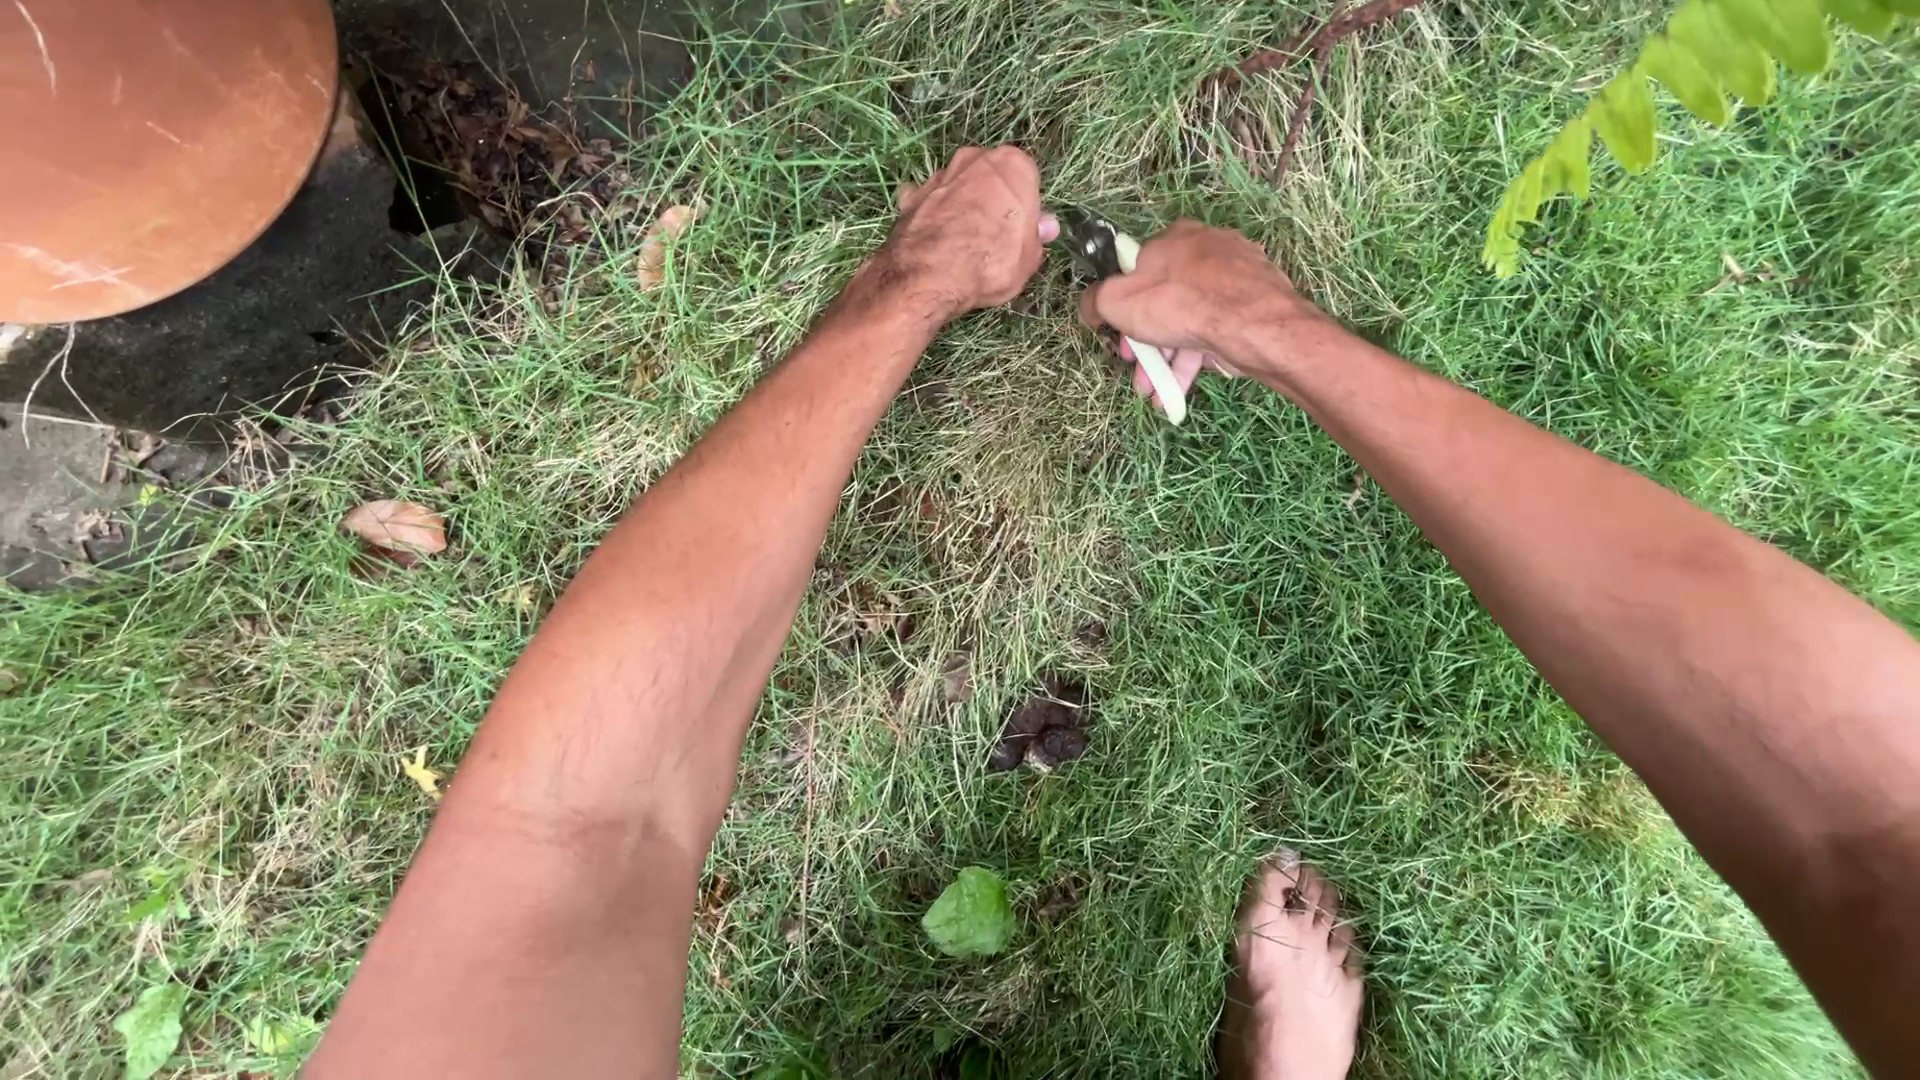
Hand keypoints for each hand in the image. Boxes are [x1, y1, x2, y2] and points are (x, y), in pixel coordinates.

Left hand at [876, 146, 1059, 321]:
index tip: (1020, 233)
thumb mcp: (1028, 258)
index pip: (1026, 180)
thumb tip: (1045, 226)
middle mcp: (975, 158)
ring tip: (961, 243)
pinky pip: (927, 202)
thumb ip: (1035, 237)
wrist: (932, 274)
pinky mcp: (911, 196)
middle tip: (993, 239)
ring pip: (958, 187)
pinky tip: (931, 238)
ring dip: (961, 206)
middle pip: (989, 179)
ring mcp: (940, 175)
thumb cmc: (992, 263)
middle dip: (991, 201)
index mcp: (1012, 165)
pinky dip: (930, 214)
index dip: (1024, 208)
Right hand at [1079, 220, 1324, 391]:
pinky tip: (1180, 391)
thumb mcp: (1117, 302)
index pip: (1138, 272)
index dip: (1123, 310)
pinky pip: (1213, 333)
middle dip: (1146, 346)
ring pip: (1188, 323)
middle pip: (1163, 303)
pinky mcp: (1253, 304)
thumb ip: (1094, 303)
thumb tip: (1089, 308)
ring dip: (1166, 363)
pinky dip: (1193, 362)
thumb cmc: (1180, 305)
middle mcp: (1206, 249)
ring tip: (1156, 395)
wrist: (1253, 325)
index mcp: (1173, 238)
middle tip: (1138, 375)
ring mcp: (1235, 276)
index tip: (1120, 341)